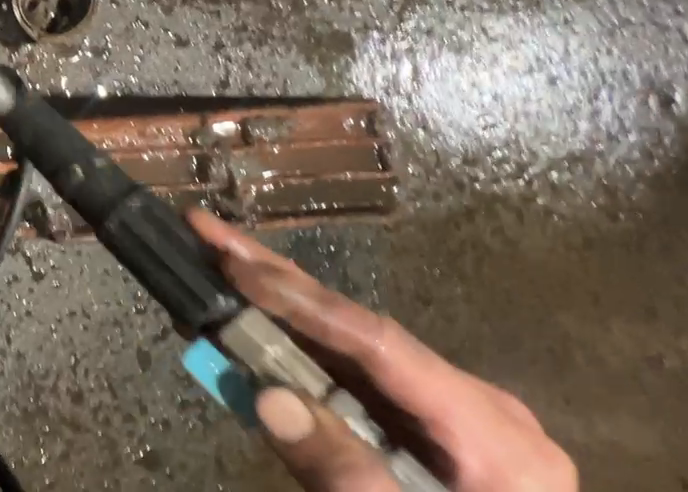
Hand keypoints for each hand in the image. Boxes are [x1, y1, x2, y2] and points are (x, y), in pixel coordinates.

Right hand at [187, 211, 575, 491]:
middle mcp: (468, 404)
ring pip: (340, 344)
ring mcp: (439, 413)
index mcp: (492, 432)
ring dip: (268, 304)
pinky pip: (338, 375)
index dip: (302, 302)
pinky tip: (236, 322)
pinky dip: (283, 347)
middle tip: (203, 229)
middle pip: (354, 326)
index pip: (382, 342)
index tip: (233, 268)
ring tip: (206, 260)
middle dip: (273, 276)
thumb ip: (348, 473)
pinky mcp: (410, 426)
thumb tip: (267, 398)